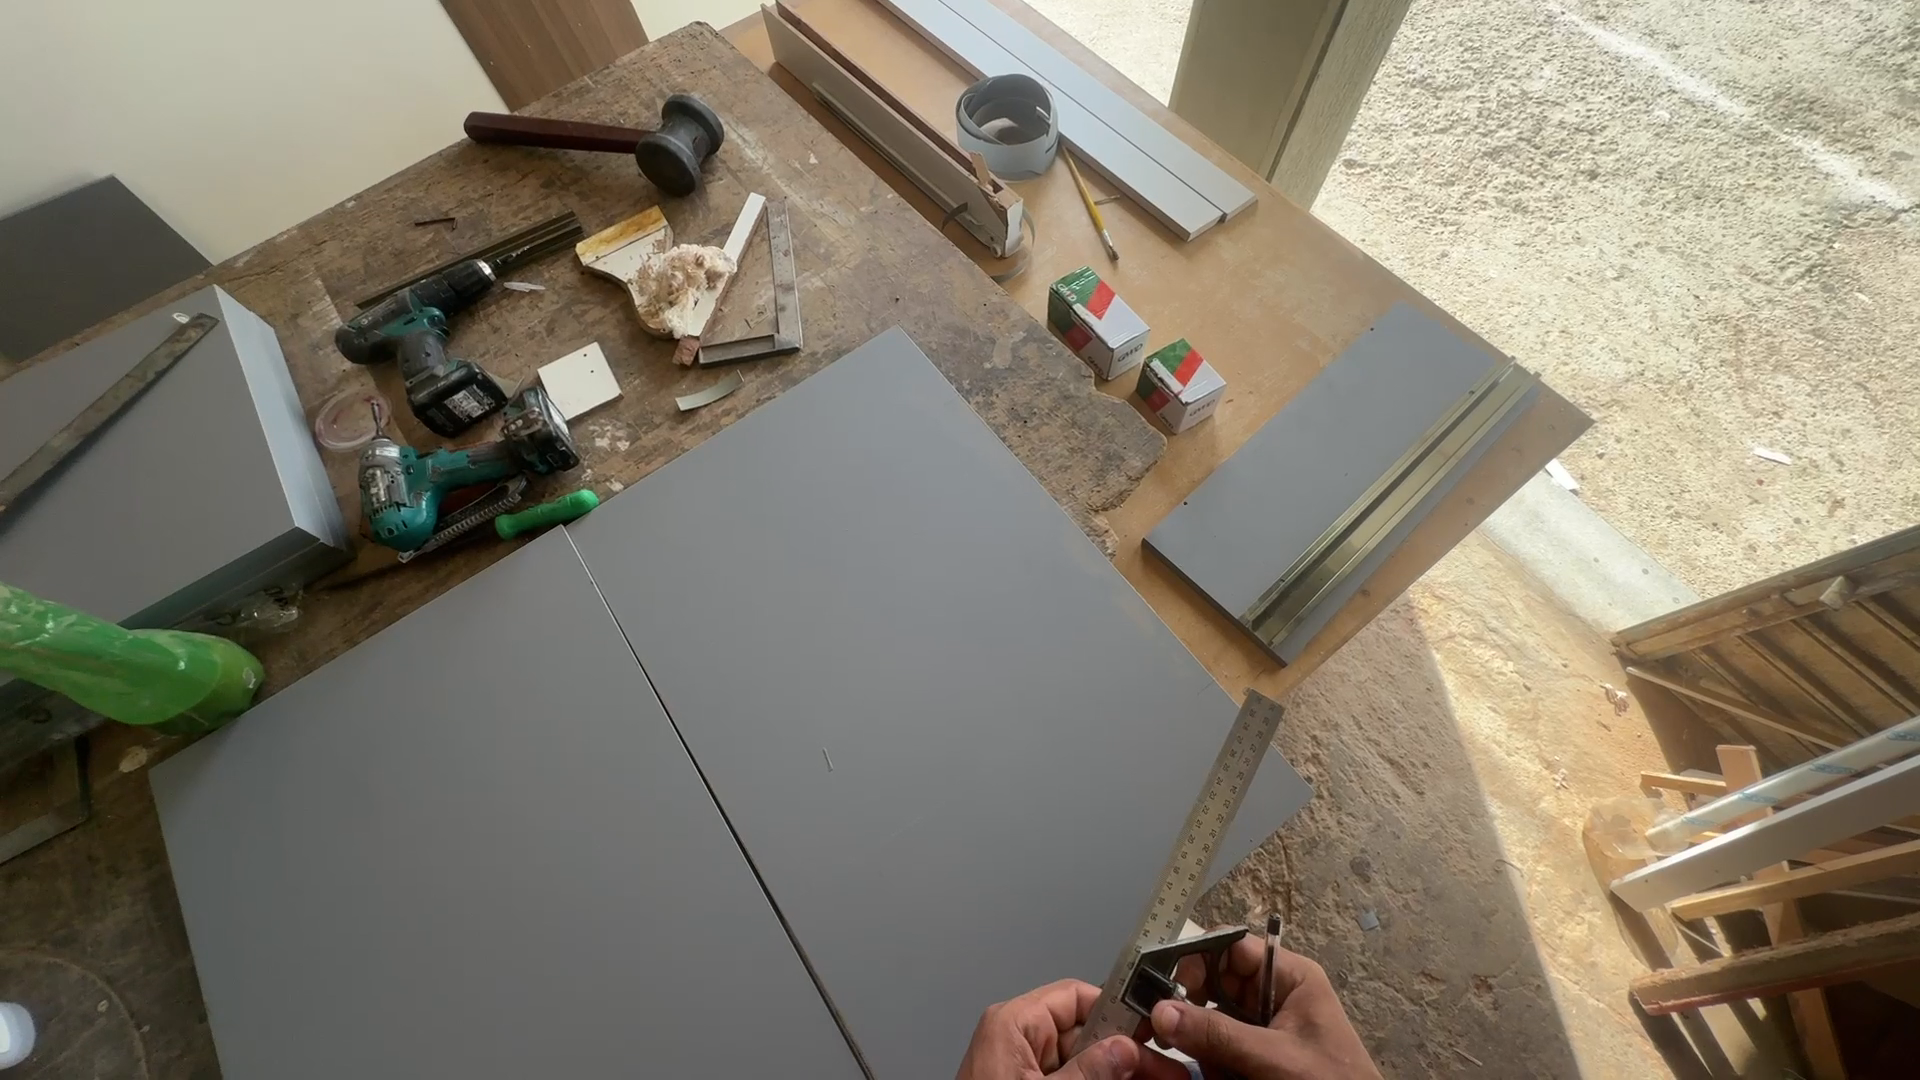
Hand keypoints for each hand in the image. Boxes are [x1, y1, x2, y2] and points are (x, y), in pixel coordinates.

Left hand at [955, 979, 1189, 1079]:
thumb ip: (1087, 1073)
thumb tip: (1124, 1049)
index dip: (1116, 1010)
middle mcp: (1020, 1040)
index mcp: (1014, 1023)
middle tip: (1169, 1072)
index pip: (1074, 998)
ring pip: (1085, 1064)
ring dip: (1123, 1074)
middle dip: (1129, 1054)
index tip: (1151, 1031)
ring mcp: (1025, 1069)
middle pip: (1087, 1034)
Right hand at [1152, 938, 1379, 1079]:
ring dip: (1194, 1041)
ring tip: (1188, 1061)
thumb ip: (1218, 1034)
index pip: (1230, 946)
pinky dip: (1206, 1062)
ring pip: (1208, 1018)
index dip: (1196, 959)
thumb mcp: (1276, 1060)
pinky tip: (1205, 1073)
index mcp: (1287, 977)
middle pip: (1212, 982)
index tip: (1170, 988)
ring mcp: (1261, 1030)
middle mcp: (1270, 996)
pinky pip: (1216, 1049)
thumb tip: (1159, 1012)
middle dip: (1188, 1007)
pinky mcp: (1254, 1060)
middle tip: (1158, 1028)